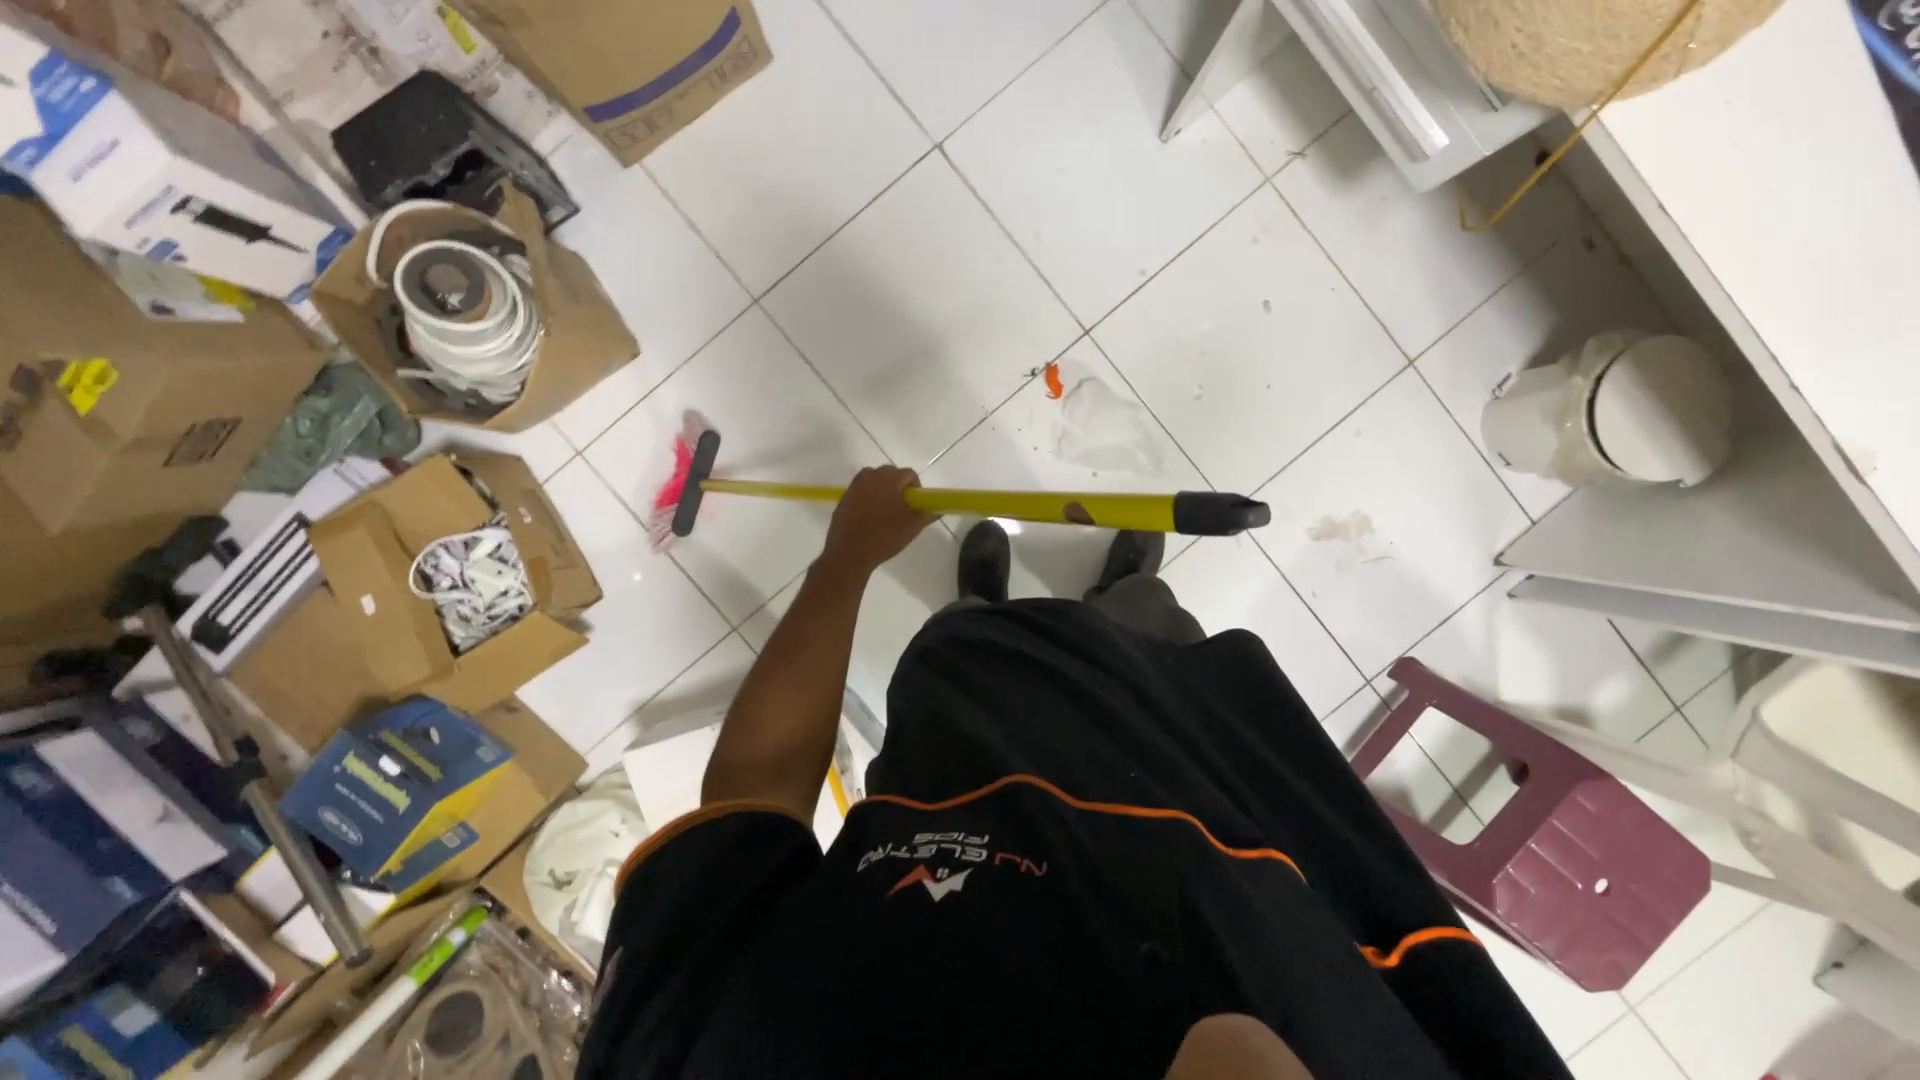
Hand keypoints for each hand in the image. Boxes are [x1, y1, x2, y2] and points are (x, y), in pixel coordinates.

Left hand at [819, 466, 933, 577]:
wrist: (850, 552)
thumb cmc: (885, 536)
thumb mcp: (913, 527)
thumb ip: (927, 514)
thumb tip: (937, 509)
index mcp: (890, 479)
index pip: (909, 474)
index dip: (915, 488)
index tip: (915, 504)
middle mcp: (871, 476)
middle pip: (890, 474)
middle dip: (898, 487)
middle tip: (902, 508)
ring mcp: (855, 485)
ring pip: (874, 481)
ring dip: (882, 491)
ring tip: (885, 513)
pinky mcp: (844, 497)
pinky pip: (861, 491)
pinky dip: (868, 498)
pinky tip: (869, 518)